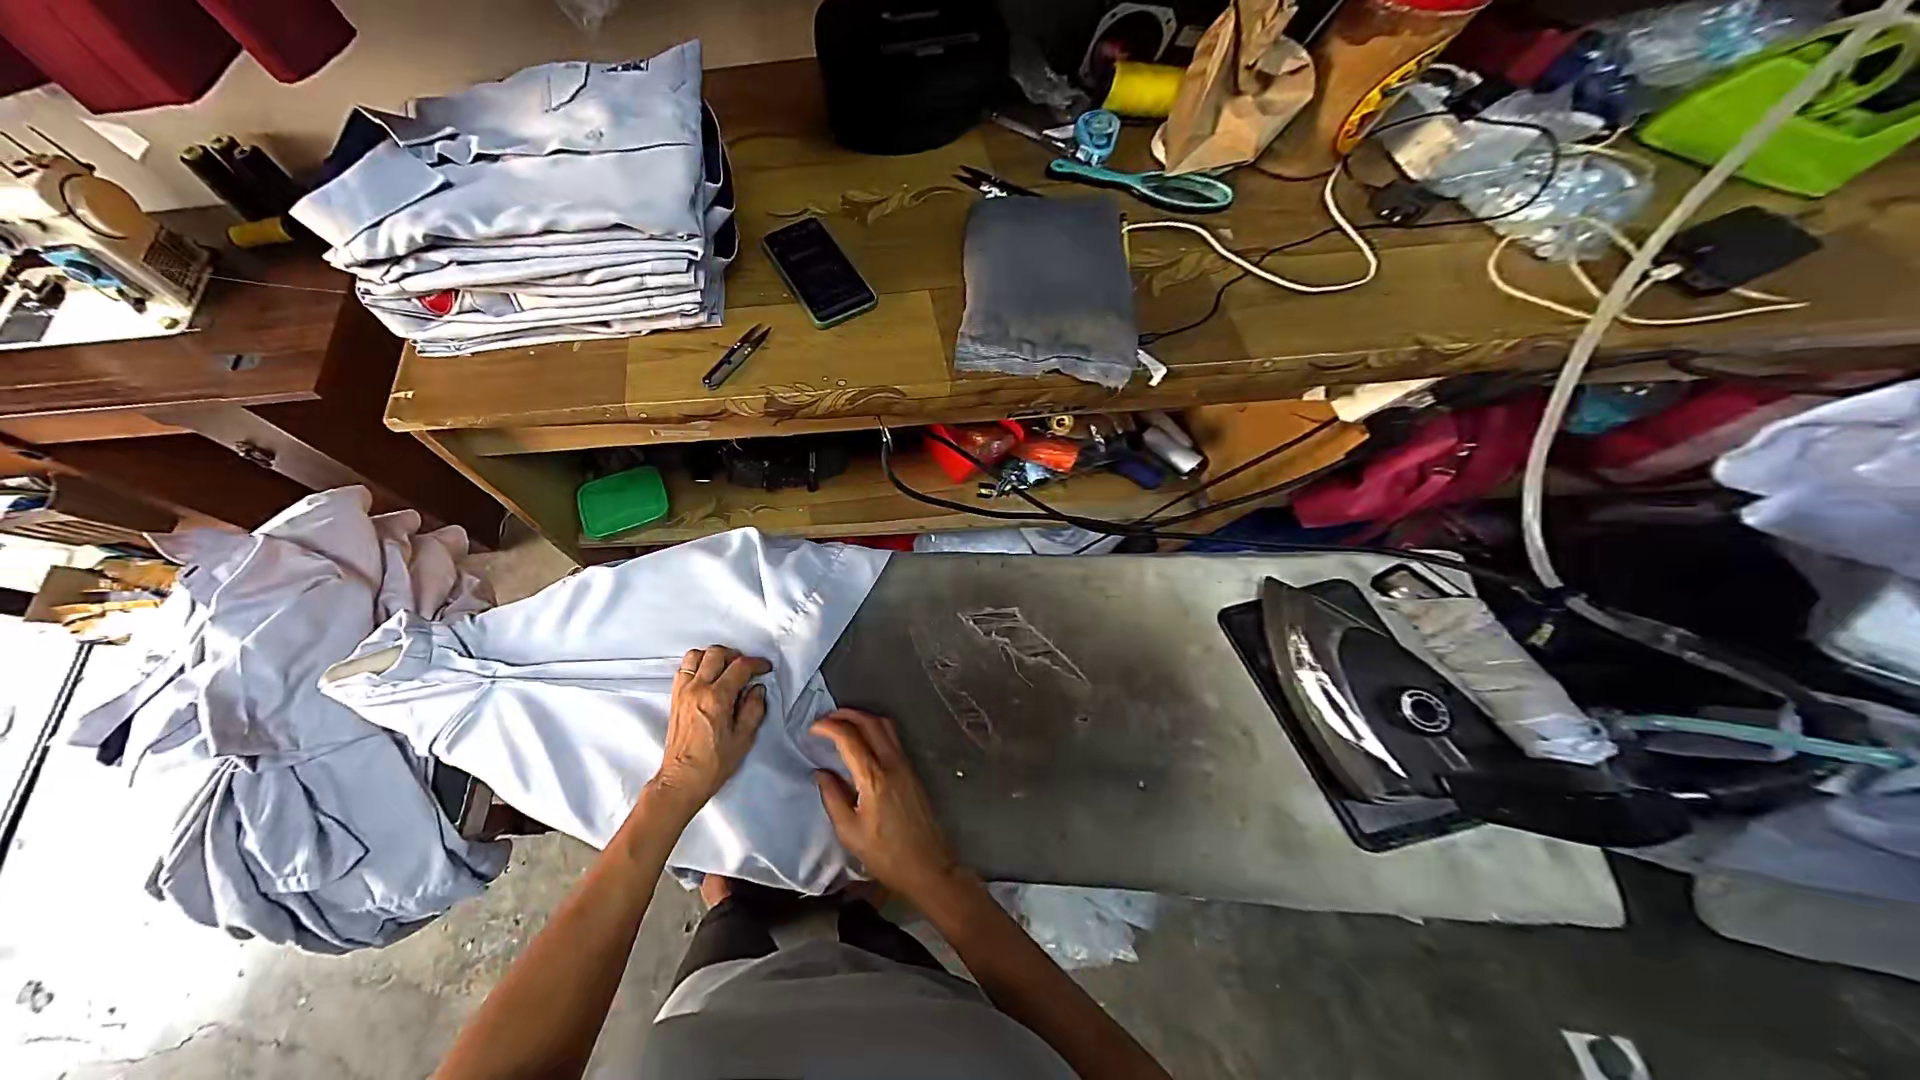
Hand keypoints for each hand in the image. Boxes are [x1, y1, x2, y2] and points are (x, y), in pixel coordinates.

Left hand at [650, 645, 771, 809]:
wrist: (682, 779)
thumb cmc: (713, 763)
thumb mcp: (744, 738)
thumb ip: (754, 708)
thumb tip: (757, 690)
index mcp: (716, 699)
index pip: (739, 666)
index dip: (756, 663)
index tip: (764, 668)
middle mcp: (697, 690)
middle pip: (716, 653)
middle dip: (736, 656)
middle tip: (747, 667)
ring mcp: (683, 692)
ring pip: (696, 656)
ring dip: (714, 657)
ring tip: (726, 668)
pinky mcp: (675, 698)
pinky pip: (684, 669)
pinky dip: (698, 665)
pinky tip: (709, 677)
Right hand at [812, 708, 966, 907]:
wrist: (927, 866)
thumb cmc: (885, 854)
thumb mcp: (849, 831)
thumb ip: (833, 797)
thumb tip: (821, 772)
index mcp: (873, 777)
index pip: (849, 738)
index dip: (829, 727)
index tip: (812, 729)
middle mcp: (892, 763)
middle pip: (870, 722)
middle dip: (845, 714)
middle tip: (825, 719)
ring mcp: (906, 764)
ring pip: (885, 725)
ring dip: (863, 717)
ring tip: (842, 724)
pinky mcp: (913, 770)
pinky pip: (894, 737)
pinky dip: (875, 728)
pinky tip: (863, 740)